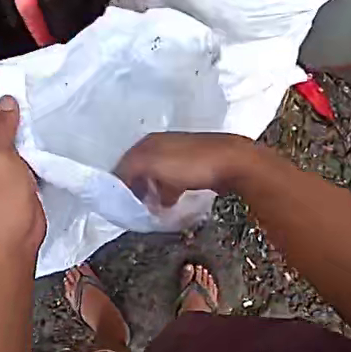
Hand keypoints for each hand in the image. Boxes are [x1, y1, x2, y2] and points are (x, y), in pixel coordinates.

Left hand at [0, 79, 45, 255]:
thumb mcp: (0, 156)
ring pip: (6, 136)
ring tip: (37, 99)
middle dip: (5, 103)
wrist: (11, 240)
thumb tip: (7, 100)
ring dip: (19, 121)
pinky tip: (44, 128)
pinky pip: (20, 151)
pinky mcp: (14, 177)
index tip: (1, 71)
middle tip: (25, 81)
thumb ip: (3, 126)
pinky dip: (29, 139)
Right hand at [114, 132, 261, 207]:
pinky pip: (173, 181)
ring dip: (152, 192)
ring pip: (157, 176)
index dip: (119, 182)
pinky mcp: (195, 166)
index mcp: (149, 142)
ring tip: (151, 209)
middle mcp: (162, 145)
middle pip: (140, 169)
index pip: (124, 163)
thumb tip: (119, 181)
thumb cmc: (189, 164)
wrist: (232, 162)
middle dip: (135, 188)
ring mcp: (180, 154)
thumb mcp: (151, 164)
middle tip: (133, 208)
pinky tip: (170, 203)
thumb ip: (129, 170)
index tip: (118, 203)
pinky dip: (168, 192)